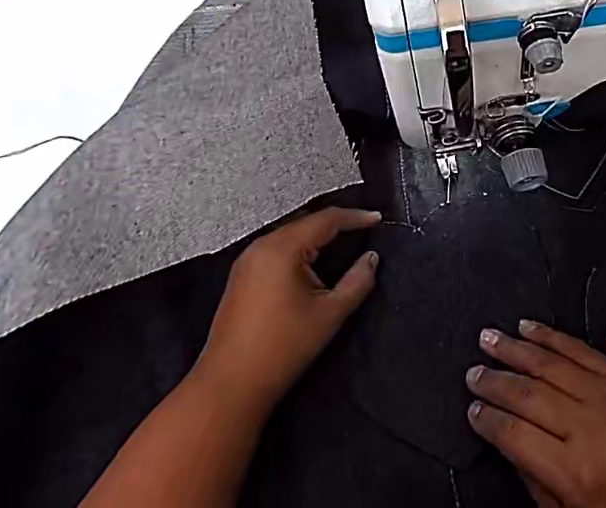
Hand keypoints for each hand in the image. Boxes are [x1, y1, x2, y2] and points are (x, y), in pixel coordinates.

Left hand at [191, 206, 380, 409]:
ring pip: (290, 233)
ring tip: (344, 239)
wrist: (227, 389)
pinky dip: (300, 245)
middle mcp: (261, 246)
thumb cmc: (282, 348)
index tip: (378, 218)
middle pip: (306, 221)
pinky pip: (277, 247)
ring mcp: (246, 261)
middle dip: (336, 222)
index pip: (326, 220)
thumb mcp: (330, 314)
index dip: (355, 217)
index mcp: (282, 249)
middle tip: (363, 227)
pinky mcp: (240, 276)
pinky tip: (313, 258)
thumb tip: (371, 257)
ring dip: (317, 233)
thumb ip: (357, 281)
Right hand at [466, 320, 605, 507]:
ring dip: (516, 347)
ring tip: (489, 337)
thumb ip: (538, 485)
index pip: (514, 434)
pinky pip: (582, 349)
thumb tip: (509, 445)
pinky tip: (531, 328)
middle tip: (472, 370)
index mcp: (575, 473)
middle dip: (495, 379)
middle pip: (528, 393)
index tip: (472, 407)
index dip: (488, 418)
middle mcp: (589, 426)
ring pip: (550, 362)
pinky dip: (553, 336)